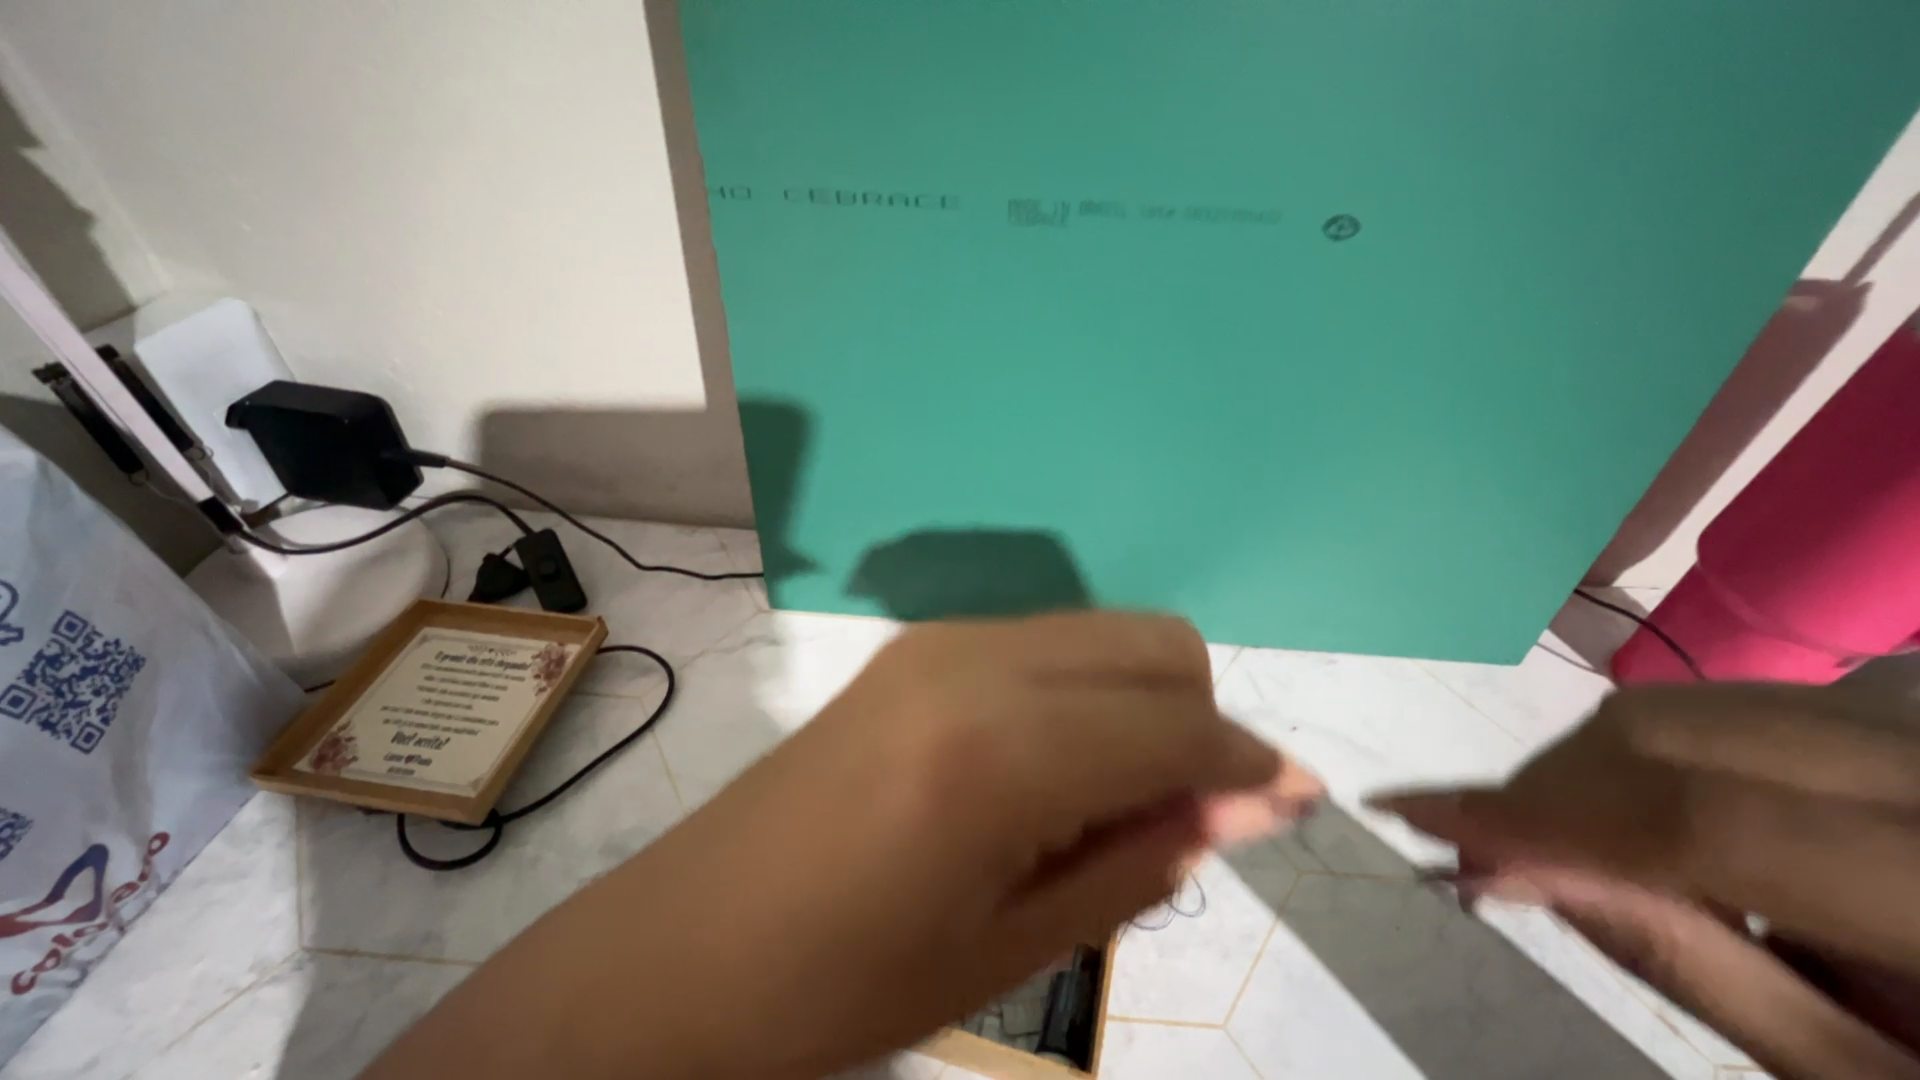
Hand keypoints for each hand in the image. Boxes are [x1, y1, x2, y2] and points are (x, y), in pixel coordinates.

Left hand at [363, 612, 1315, 1079]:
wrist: (686, 946)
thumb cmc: (845, 981)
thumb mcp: (1013, 944)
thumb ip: (1143, 858)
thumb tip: (1251, 802)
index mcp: (1004, 750)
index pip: (1180, 726)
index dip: (1251, 765)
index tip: (1291, 806)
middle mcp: (978, 660)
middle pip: (1157, 644)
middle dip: (1199, 722)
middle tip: (1178, 818)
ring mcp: (940, 639)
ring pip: (1103, 632)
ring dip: (1141, 702)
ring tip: (1107, 803)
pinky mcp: (914, 643)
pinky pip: (1044, 642)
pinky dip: (1082, 691)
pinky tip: (1050, 769)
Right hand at [1376, 683, 1919, 1079]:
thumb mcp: (1864, 1078)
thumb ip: (1695, 968)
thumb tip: (1514, 871)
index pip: (1695, 823)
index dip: (1537, 815)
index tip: (1411, 811)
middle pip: (1670, 734)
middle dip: (1546, 786)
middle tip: (1481, 844)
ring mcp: (1911, 730)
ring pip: (1685, 706)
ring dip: (1584, 766)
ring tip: (1552, 833)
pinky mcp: (1889, 719)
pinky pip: (1726, 708)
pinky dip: (1641, 751)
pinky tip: (1631, 809)